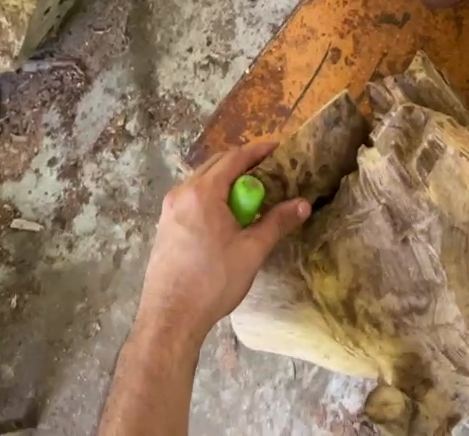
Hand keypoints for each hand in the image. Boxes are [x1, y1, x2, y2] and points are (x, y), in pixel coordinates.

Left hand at [134, 141, 311, 349]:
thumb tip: (304, 204)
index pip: (234, 158)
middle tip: (268, 172)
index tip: (278, 148)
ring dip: (226, 182)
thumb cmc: (213, 282)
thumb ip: (277, 222)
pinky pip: (192, 198)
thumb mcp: (251, 251)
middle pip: (216, 165)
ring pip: (202, 182)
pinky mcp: (165, 226)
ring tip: (249, 196)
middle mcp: (182, 192)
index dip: (258, 151)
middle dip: (242, 165)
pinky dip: (212, 197)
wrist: (169, 320)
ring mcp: (169, 209)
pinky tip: (225, 218)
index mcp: (203, 192)